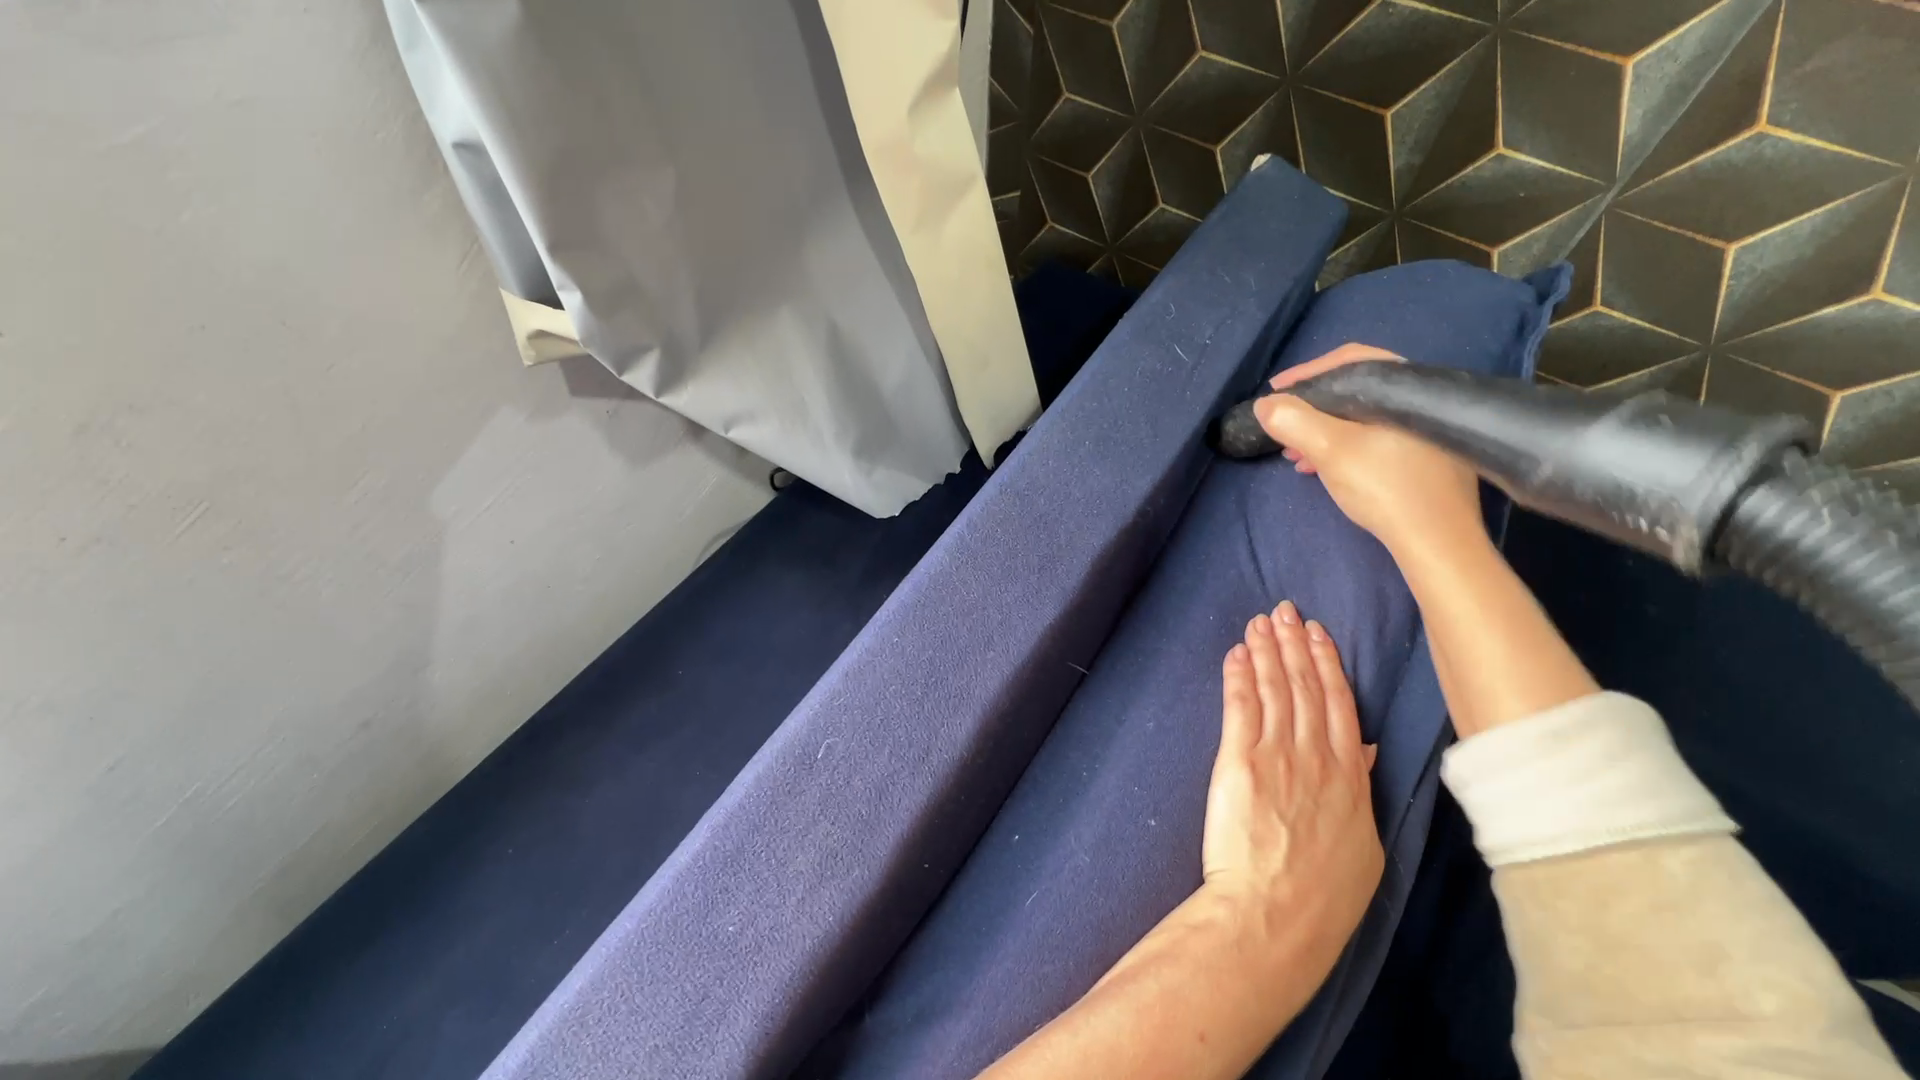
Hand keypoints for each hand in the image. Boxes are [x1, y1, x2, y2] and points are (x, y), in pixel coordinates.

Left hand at [1202, 600, 1382, 971]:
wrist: (1276, 915)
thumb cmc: (1323, 894)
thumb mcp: (1364, 845)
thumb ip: (1361, 792)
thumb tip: (1366, 752)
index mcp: (1351, 776)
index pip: (1340, 704)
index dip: (1327, 664)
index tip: (1319, 634)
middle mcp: (1316, 756)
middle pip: (1305, 687)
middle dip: (1294, 644)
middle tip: (1285, 610)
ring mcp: (1277, 756)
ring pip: (1273, 689)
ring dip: (1265, 651)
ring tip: (1260, 621)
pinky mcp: (1238, 762)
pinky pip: (1240, 707)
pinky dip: (1238, 676)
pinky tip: (1235, 652)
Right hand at [1253, 344, 1483, 558]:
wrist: (1438, 540)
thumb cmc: (1384, 487)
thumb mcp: (1330, 451)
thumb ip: (1294, 422)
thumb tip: (1265, 404)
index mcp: (1402, 388)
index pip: (1351, 360)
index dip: (1308, 372)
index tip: (1275, 391)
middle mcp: (1420, 402)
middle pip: (1357, 390)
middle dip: (1313, 406)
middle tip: (1282, 423)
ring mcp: (1429, 433)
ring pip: (1366, 418)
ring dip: (1325, 430)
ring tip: (1295, 453)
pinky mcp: (1431, 461)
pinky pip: (1378, 439)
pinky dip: (1346, 446)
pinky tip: (1325, 469)